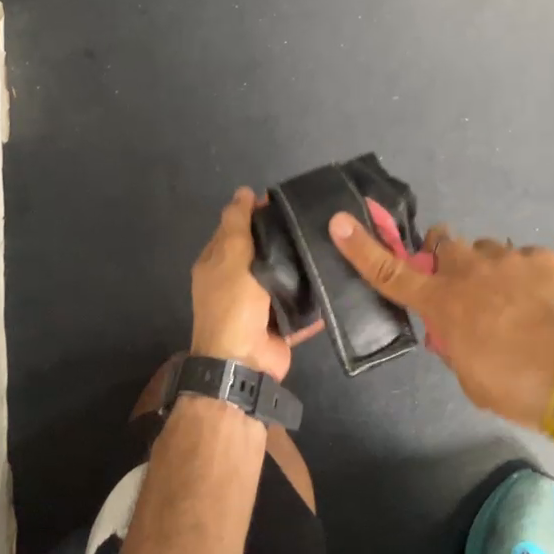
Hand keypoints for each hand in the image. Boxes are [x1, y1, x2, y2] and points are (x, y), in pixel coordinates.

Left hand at [191, 188, 319, 379]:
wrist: (244, 363)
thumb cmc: (232, 304)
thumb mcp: (230, 256)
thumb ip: (237, 223)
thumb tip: (244, 191)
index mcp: (218, 263)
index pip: (236, 227)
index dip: (255, 212)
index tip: (285, 200)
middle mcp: (237, 281)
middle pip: (263, 250)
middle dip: (284, 237)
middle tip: (315, 219)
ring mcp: (260, 304)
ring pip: (284, 275)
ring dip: (303, 264)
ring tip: (331, 242)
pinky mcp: (282, 322)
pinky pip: (301, 303)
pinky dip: (314, 295)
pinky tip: (335, 275)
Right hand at [328, 213, 553, 426]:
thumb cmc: (518, 388)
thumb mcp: (470, 376)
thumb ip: (455, 344)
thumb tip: (455, 330)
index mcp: (443, 302)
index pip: (390, 272)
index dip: (361, 248)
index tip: (339, 222)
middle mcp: (468, 269)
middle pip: (443, 242)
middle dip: (446, 258)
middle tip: (465, 287)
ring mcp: (507, 258)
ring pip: (486, 251)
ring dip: (490, 271)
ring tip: (516, 303)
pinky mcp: (543, 257)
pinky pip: (525, 259)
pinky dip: (528, 276)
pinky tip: (545, 304)